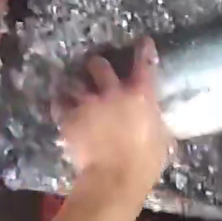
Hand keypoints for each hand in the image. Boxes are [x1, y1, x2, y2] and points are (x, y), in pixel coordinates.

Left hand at [54, 40, 172, 206]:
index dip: (144, 50)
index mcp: (140, 95)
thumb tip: (158, 120)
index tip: (143, 42)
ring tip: (76, 92)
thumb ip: (157, 123)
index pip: (144, 63)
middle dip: (97, 66)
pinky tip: (62, 107)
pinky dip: (61, 104)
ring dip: (76, 86)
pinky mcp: (68, 119)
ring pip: (74, 82)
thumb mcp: (163, 140)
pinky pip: (59, 103)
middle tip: (97, 71)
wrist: (115, 178)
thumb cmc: (146, 162)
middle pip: (98, 65)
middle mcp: (112, 92)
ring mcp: (87, 104)